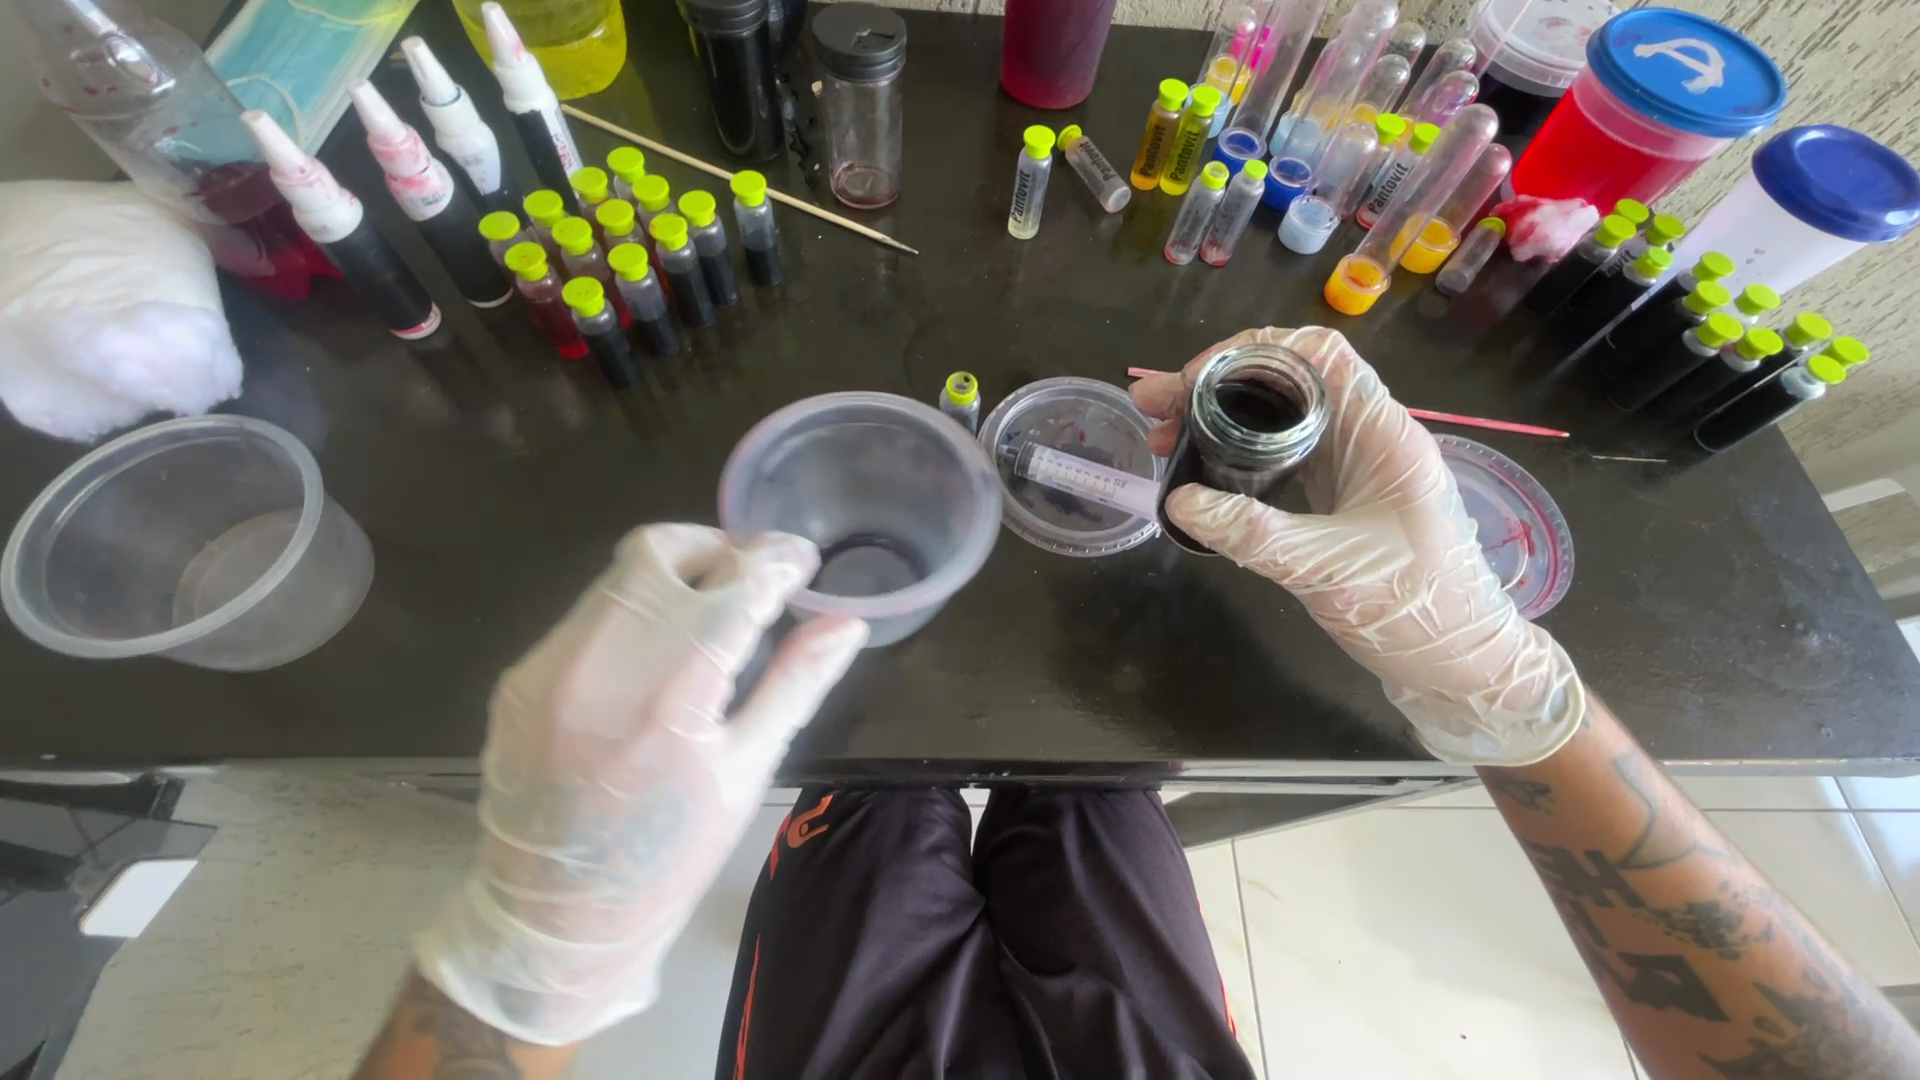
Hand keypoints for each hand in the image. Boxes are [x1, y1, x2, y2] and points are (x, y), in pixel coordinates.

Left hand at [414, 525, 866, 1045]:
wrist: (551, 920)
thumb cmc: (671, 853)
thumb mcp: (748, 772)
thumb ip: (796, 684)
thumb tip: (847, 624)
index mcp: (673, 692)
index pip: (734, 586)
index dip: (775, 561)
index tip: (802, 560)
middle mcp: (602, 661)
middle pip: (666, 551)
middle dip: (723, 547)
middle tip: (757, 573)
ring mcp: (550, 665)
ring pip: (622, 572)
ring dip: (680, 570)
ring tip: (714, 602)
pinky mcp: (520, 676)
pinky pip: (591, 611)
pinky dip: (638, 606)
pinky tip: (659, 646)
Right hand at [1131, 326, 1582, 765]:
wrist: (1460, 662)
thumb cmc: (1415, 609)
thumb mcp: (1327, 569)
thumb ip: (1251, 534)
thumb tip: (1176, 501)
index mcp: (1379, 435)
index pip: (1317, 356)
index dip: (1248, 352)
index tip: (1190, 380)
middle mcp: (1366, 437)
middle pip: (1286, 382)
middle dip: (1213, 385)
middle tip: (1152, 407)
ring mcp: (1351, 465)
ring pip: (1278, 416)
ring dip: (1218, 418)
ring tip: (1160, 437)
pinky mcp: (1337, 494)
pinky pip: (1279, 454)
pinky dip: (1233, 452)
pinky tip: (1200, 470)